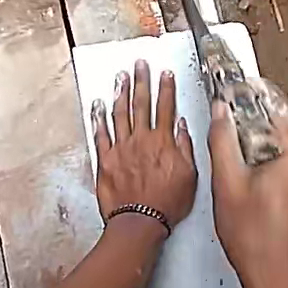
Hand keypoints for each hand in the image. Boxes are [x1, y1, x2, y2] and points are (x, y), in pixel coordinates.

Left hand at [92, 61, 197, 229]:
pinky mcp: (105, 160)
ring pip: (120, 114)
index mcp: (163, 142)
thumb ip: (185, 147)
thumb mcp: (189, 175)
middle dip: (142, 81)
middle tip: (140, 65)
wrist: (140, 222)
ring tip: (121, 77)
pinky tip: (98, 105)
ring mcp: (121, 149)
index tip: (165, 74)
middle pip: (141, 104)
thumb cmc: (167, 203)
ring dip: (121, 93)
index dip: (166, 88)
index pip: (165, 107)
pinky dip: (99, 118)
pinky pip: (100, 135)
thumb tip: (182, 126)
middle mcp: (141, 140)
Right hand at [208, 83, 287, 287]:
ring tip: (239, 161)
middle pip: (286, 130)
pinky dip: (277, 168)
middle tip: (231, 128)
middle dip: (258, 127)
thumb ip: (224, 141)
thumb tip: (221, 112)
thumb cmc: (260, 241)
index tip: (238, 89)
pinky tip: (256, 182)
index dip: (254, 96)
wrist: (284, 283)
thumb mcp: (229, 184)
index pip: (279, 108)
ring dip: (266, 150)